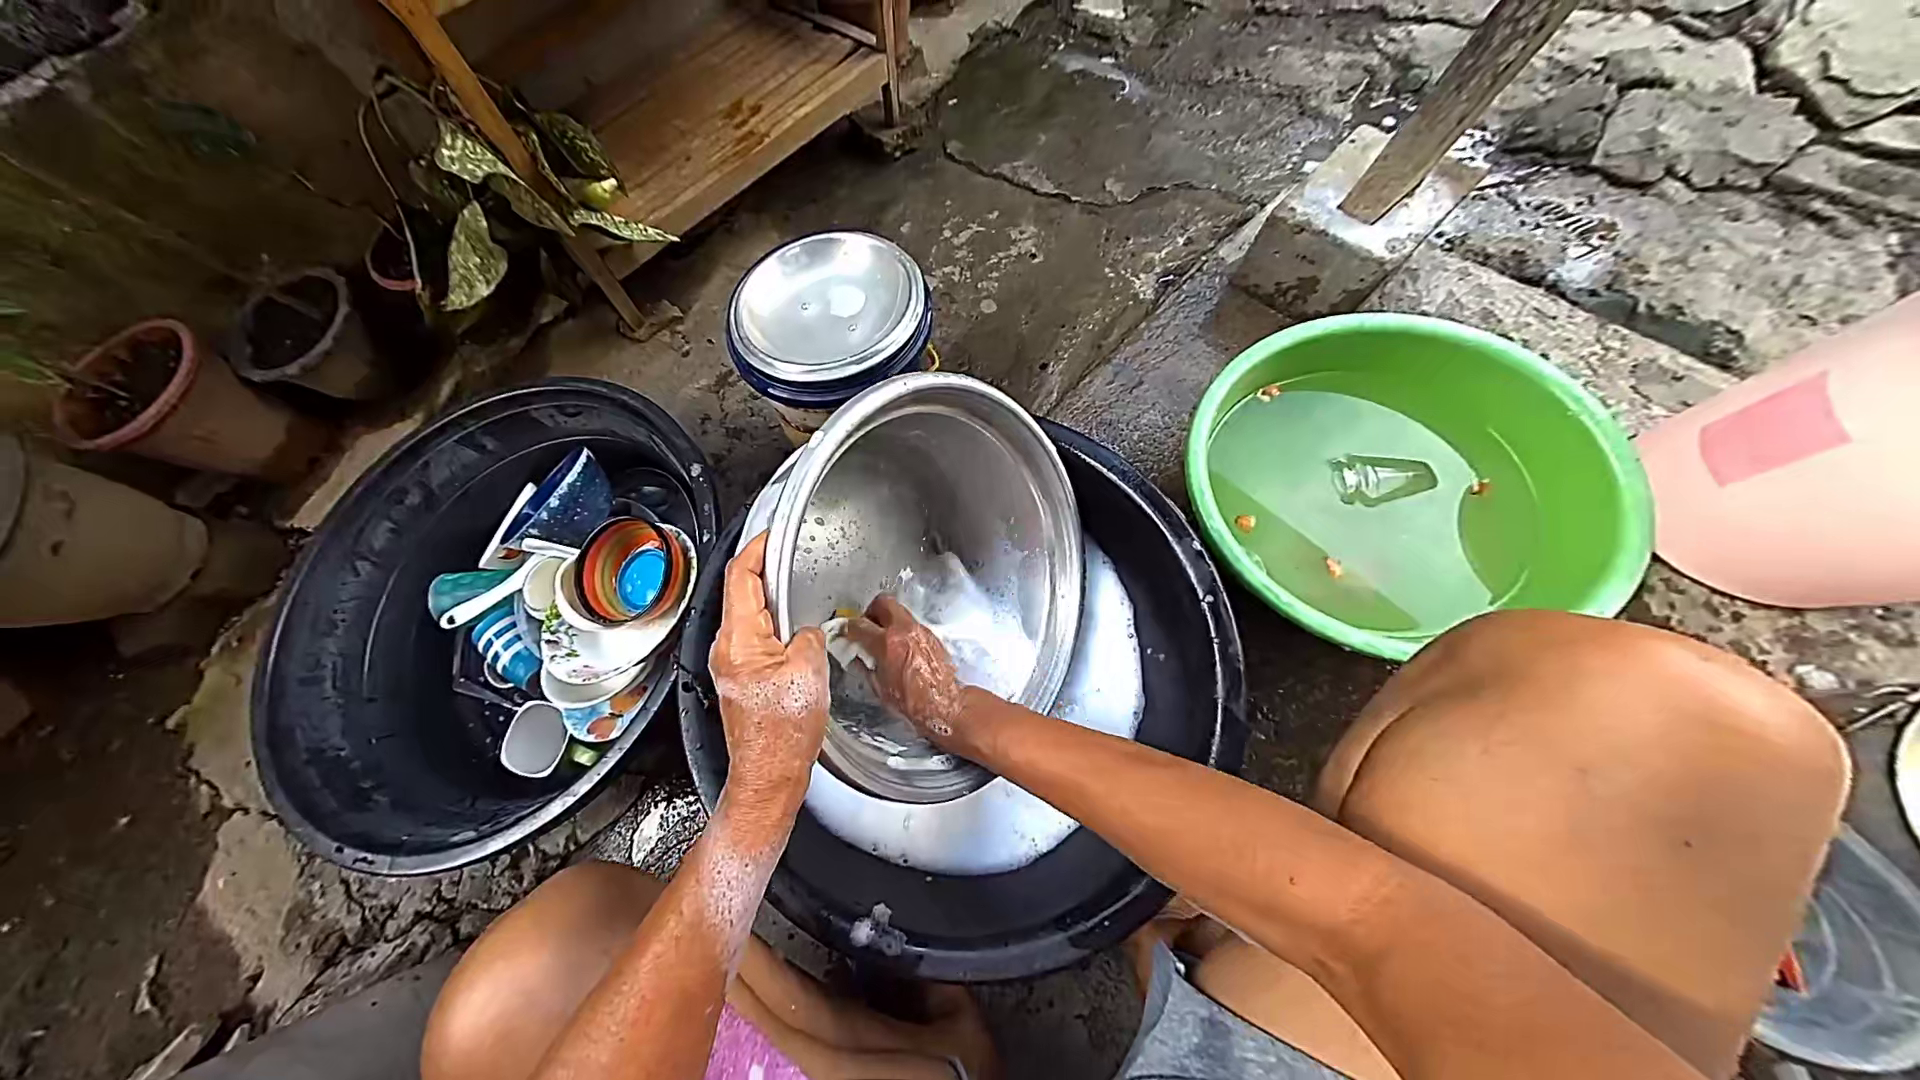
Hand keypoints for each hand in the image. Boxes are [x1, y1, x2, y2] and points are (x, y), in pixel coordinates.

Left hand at [709, 532, 828, 812]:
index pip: (740, 577)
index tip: (772, 536)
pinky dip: (774, 625)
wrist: (770, 774)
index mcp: (739, 640)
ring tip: (799, 593)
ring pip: (750, 616)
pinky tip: (796, 631)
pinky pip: (756, 638)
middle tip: (792, 560)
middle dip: (767, 572)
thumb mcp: (809, 669)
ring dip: (773, 601)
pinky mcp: (742, 678)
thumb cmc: (783, 733)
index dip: (756, 550)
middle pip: (742, 593)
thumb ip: (807, 634)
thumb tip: (806, 629)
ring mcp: (732, 665)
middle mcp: (727, 650)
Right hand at [844, 594, 971, 746]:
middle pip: (882, 603)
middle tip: (866, 625)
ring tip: (883, 636)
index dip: (847, 627)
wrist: (943, 703)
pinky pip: (911, 623)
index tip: (845, 631)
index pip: (859, 625)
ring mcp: (919, 630)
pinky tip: (900, 646)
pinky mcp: (931, 635)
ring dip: (887, 619)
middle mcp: (904, 631)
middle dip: (871, 611)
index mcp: (886, 643)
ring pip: (899, 611)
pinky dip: (902, 629)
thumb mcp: (879, 686)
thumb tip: (856, 656)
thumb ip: (865, 666)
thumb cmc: (912, 700)